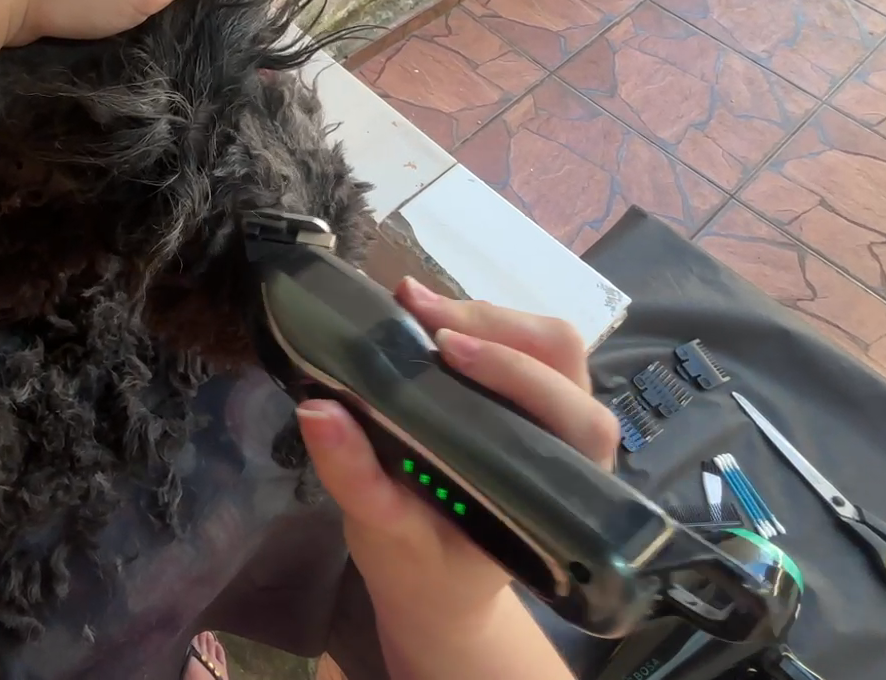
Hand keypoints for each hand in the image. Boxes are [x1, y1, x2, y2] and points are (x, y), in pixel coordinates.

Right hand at [296, 278, 619, 633]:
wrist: (431, 581)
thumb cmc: (420, 565)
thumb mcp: (383, 530)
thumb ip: (355, 476)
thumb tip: (316, 410)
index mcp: (557, 491)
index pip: (570, 413)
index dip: (514, 368)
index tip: (442, 346)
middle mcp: (565, 446)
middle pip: (559, 356)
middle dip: (488, 322)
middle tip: (413, 309)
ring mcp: (542, 417)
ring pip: (538, 340)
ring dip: (476, 313)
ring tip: (409, 305)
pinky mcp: (511, 398)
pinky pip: (509, 341)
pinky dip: (466, 318)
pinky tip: (417, 315)